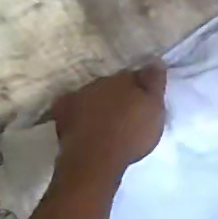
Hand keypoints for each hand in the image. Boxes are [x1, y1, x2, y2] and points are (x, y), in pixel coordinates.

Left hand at [52, 65, 166, 180]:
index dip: (139, 88)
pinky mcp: (62, 111)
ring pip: (90, 95)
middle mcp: (99, 82)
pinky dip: (74, 112)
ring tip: (104, 123)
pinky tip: (79, 122)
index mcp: (123, 79)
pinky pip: (69, 106)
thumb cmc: (130, 134)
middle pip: (110, 85)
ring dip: (97, 104)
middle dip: (116, 95)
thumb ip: (154, 83)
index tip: (142, 101)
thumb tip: (155, 61)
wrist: (96, 157)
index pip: (133, 76)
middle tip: (124, 114)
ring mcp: (78, 95)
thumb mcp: (154, 109)